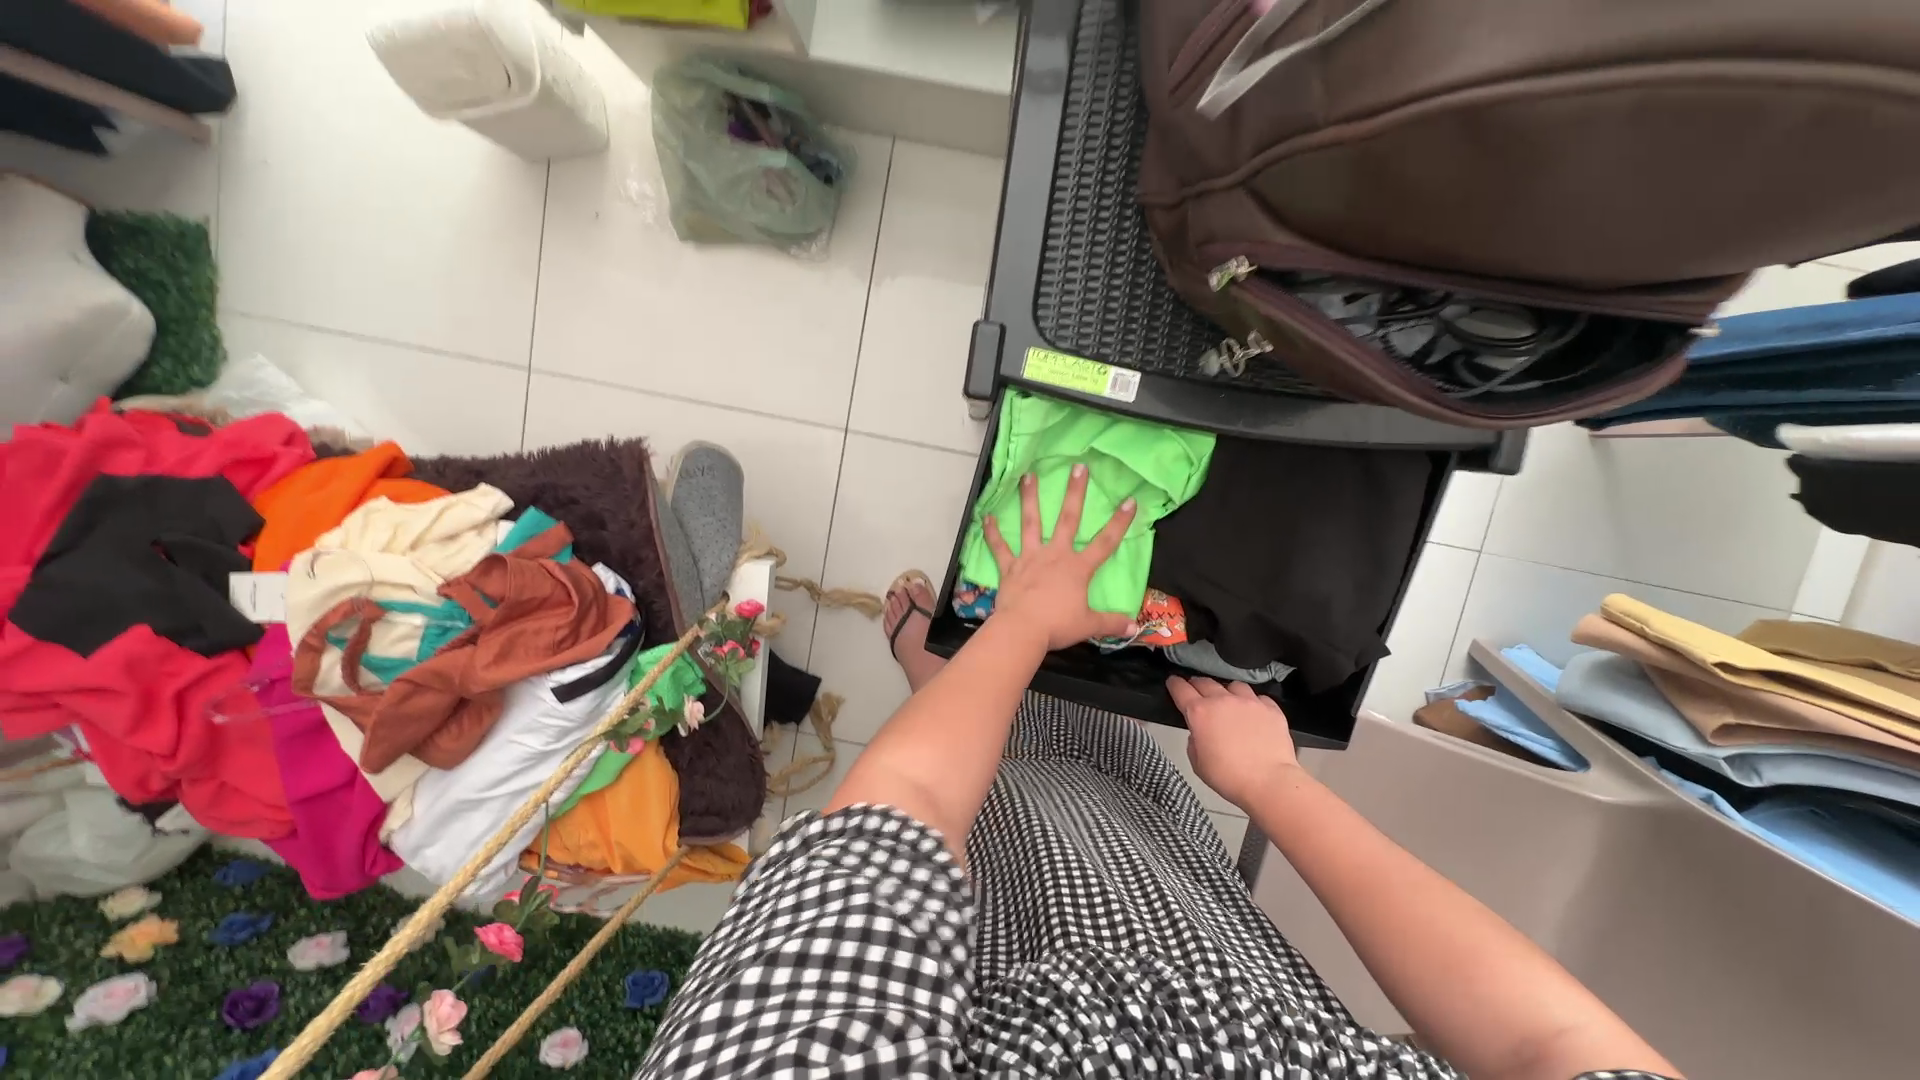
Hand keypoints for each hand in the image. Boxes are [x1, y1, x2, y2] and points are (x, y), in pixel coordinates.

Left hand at [982, 464, 1137, 650]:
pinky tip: (987, 517)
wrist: (1022, 629)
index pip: (1105, 542)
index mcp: (1078, 568)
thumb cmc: (1058, 625)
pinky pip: (1000, 547)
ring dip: (1029, 499)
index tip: (1129, 501)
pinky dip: (993, 533)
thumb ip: (1111, 623)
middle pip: (1068, 519)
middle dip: (1075, 493)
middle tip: (1077, 467)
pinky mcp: (1009, 568)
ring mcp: (1030, 558)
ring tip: (1028, 476)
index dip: (1119, 523)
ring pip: (1031, 523)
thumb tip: (1134, 628)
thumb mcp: (1089, 625)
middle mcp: (1055, 555)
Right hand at [1167, 676, 1300, 808]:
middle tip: (1196, 692)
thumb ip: (1194, 742)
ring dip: (1226, 691)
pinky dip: (1252, 702)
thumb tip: (1199, 735)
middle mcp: (1223, 701)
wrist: (1269, 782)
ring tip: (1228, 701)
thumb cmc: (1230, 777)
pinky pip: (1258, 697)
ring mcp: (1249, 702)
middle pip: (1205, 682)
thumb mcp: (1198, 764)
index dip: (1174, 684)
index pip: (1181, 689)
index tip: (1173, 683)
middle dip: (1197, 685)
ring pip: (1233, 685)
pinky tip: (1253, 713)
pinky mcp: (1270, 709)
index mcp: (1200, 713)